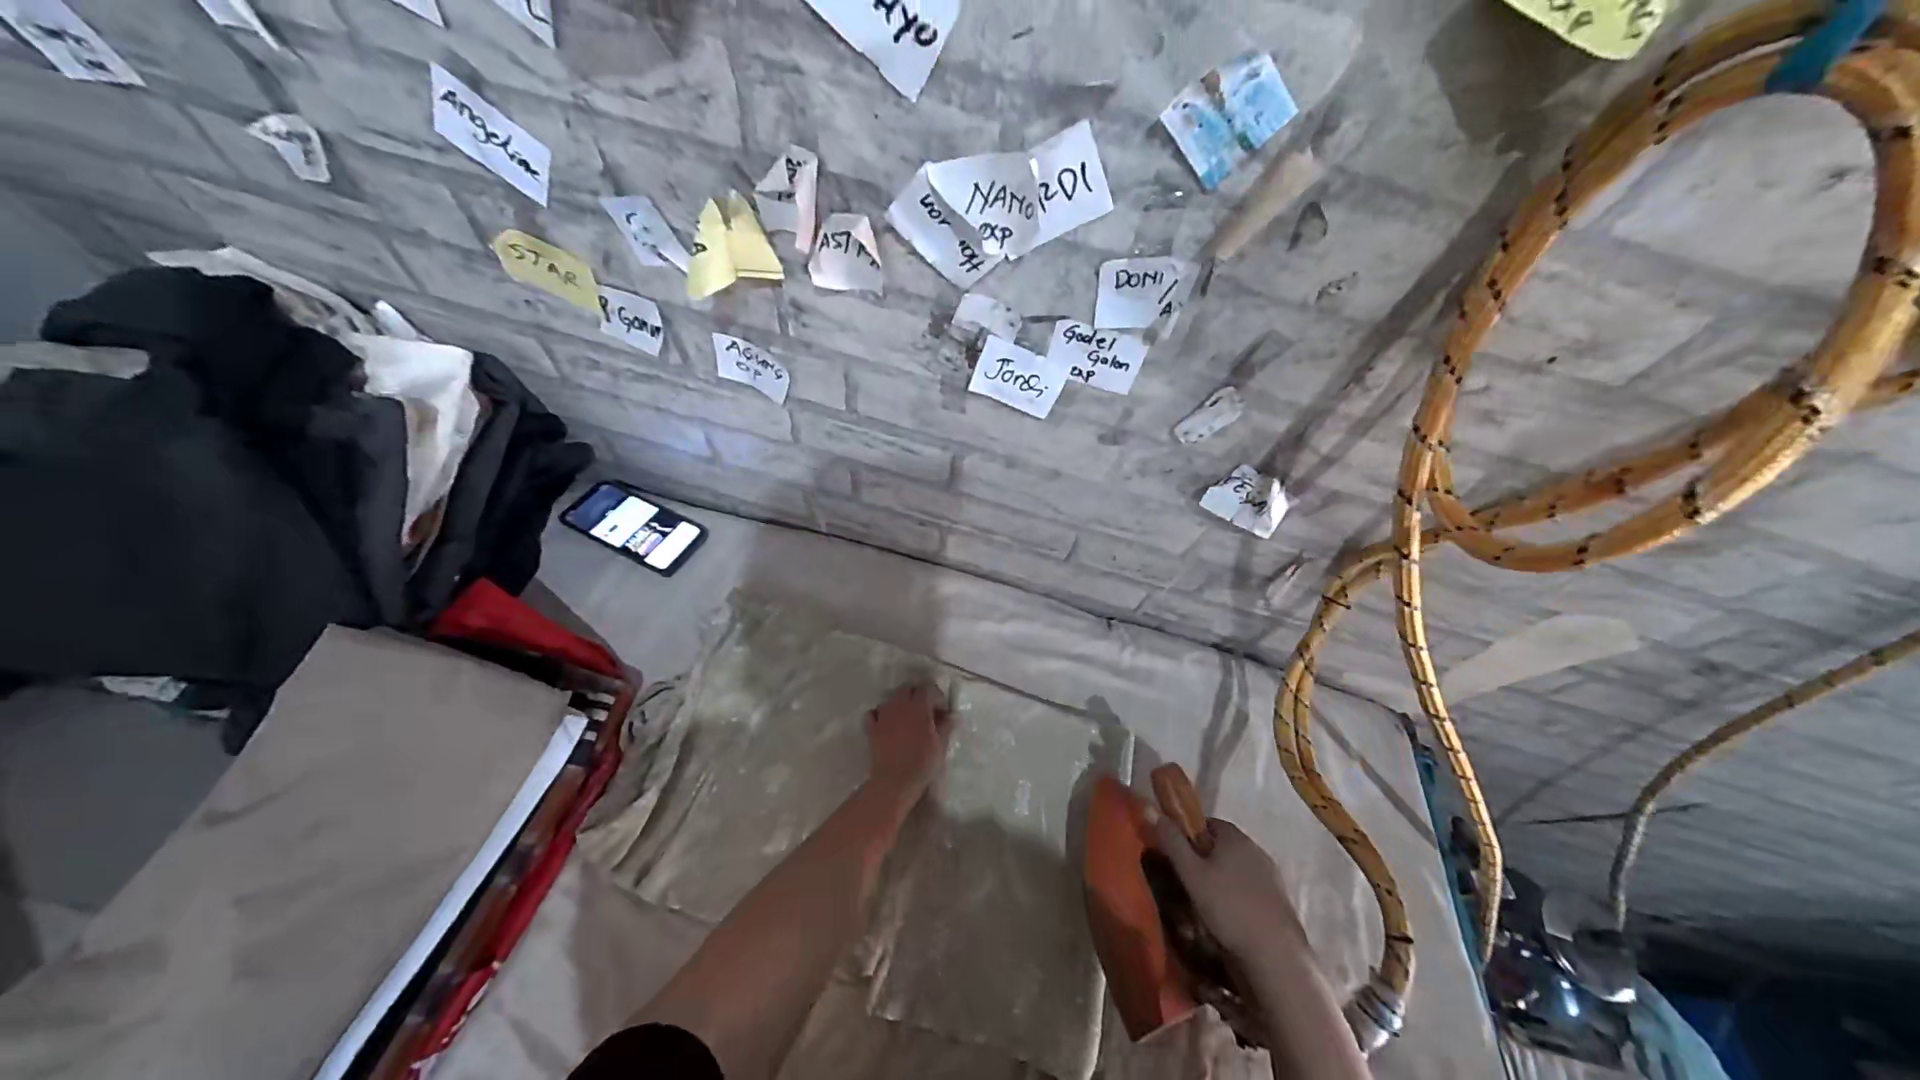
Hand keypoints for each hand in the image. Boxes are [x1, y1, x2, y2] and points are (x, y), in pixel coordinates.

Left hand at [864, 681, 951, 806]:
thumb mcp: (941, 744)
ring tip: (907, 718)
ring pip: (891, 698)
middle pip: (907, 688)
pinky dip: (880, 714)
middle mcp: (899, 705)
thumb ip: (946, 726)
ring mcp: (883, 715)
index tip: (942, 712)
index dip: (937, 697)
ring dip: (900, 703)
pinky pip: (874, 713)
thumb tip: (951, 715)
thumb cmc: (922, 762)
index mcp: (918, 707)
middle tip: (926, 711)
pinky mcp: (871, 728)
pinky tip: (886, 724)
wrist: (895, 781)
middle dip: (917, 694)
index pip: (928, 689)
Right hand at [1151, 814, 1308, 966]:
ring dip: (1221, 882)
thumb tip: (1149, 808)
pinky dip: (1238, 899)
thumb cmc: (1228, 907)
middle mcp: (1255, 848)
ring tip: (1206, 907)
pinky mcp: (1280, 900)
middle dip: (1204, 862)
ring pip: (1236, 870)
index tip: (1177, 858)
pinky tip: (1230, 920)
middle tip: (1188, 884)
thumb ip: (1171, 841)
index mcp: (1234, 836)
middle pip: (1221, 847)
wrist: (1276, 954)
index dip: (1188, 837)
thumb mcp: (1191, 874)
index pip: (1206, 823)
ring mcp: (1271, 875)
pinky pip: (1250, 890)